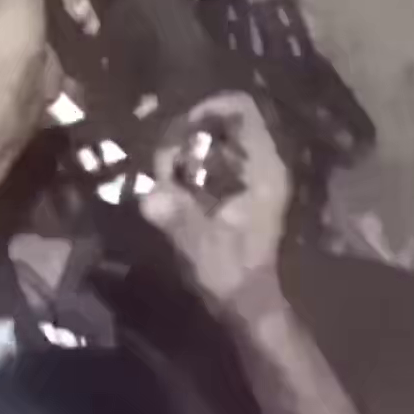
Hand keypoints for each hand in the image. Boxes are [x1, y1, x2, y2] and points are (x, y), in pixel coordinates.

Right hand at [142, 92, 291, 310]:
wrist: (247, 305)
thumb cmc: (232, 274)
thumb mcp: (201, 246)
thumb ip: (178, 218)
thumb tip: (150, 197)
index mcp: (263, 168)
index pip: (242, 109)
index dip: (209, 107)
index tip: (180, 129)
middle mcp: (261, 161)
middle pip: (222, 117)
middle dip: (188, 131)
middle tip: (166, 158)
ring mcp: (251, 171)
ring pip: (213, 134)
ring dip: (185, 146)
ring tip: (167, 173)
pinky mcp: (237, 184)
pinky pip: (210, 153)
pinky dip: (189, 159)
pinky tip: (174, 183)